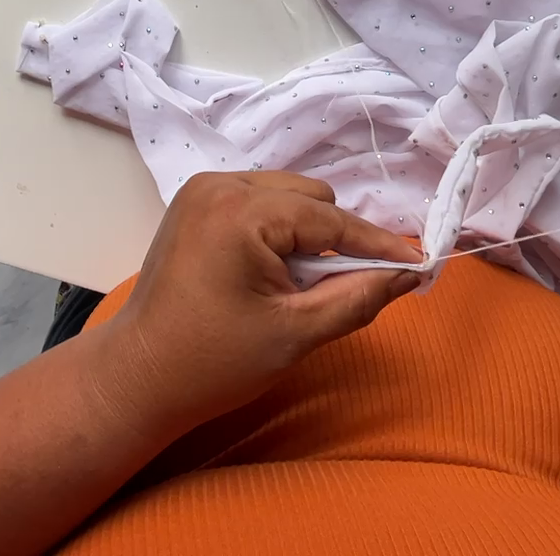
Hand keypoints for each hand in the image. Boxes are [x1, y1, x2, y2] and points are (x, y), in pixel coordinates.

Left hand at [97, 171, 421, 435]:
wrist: (141, 375)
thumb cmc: (215, 361)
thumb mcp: (295, 334)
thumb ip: (357, 298)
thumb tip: (407, 274)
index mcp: (242, 213)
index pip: (329, 220)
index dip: (376, 244)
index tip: (418, 262)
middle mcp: (220, 184)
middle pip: (310, 196)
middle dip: (333, 238)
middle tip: (333, 287)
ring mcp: (203, 187)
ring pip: (286, 192)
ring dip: (305, 229)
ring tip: (294, 281)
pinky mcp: (194, 198)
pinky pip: (258, 196)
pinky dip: (277, 224)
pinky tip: (268, 266)